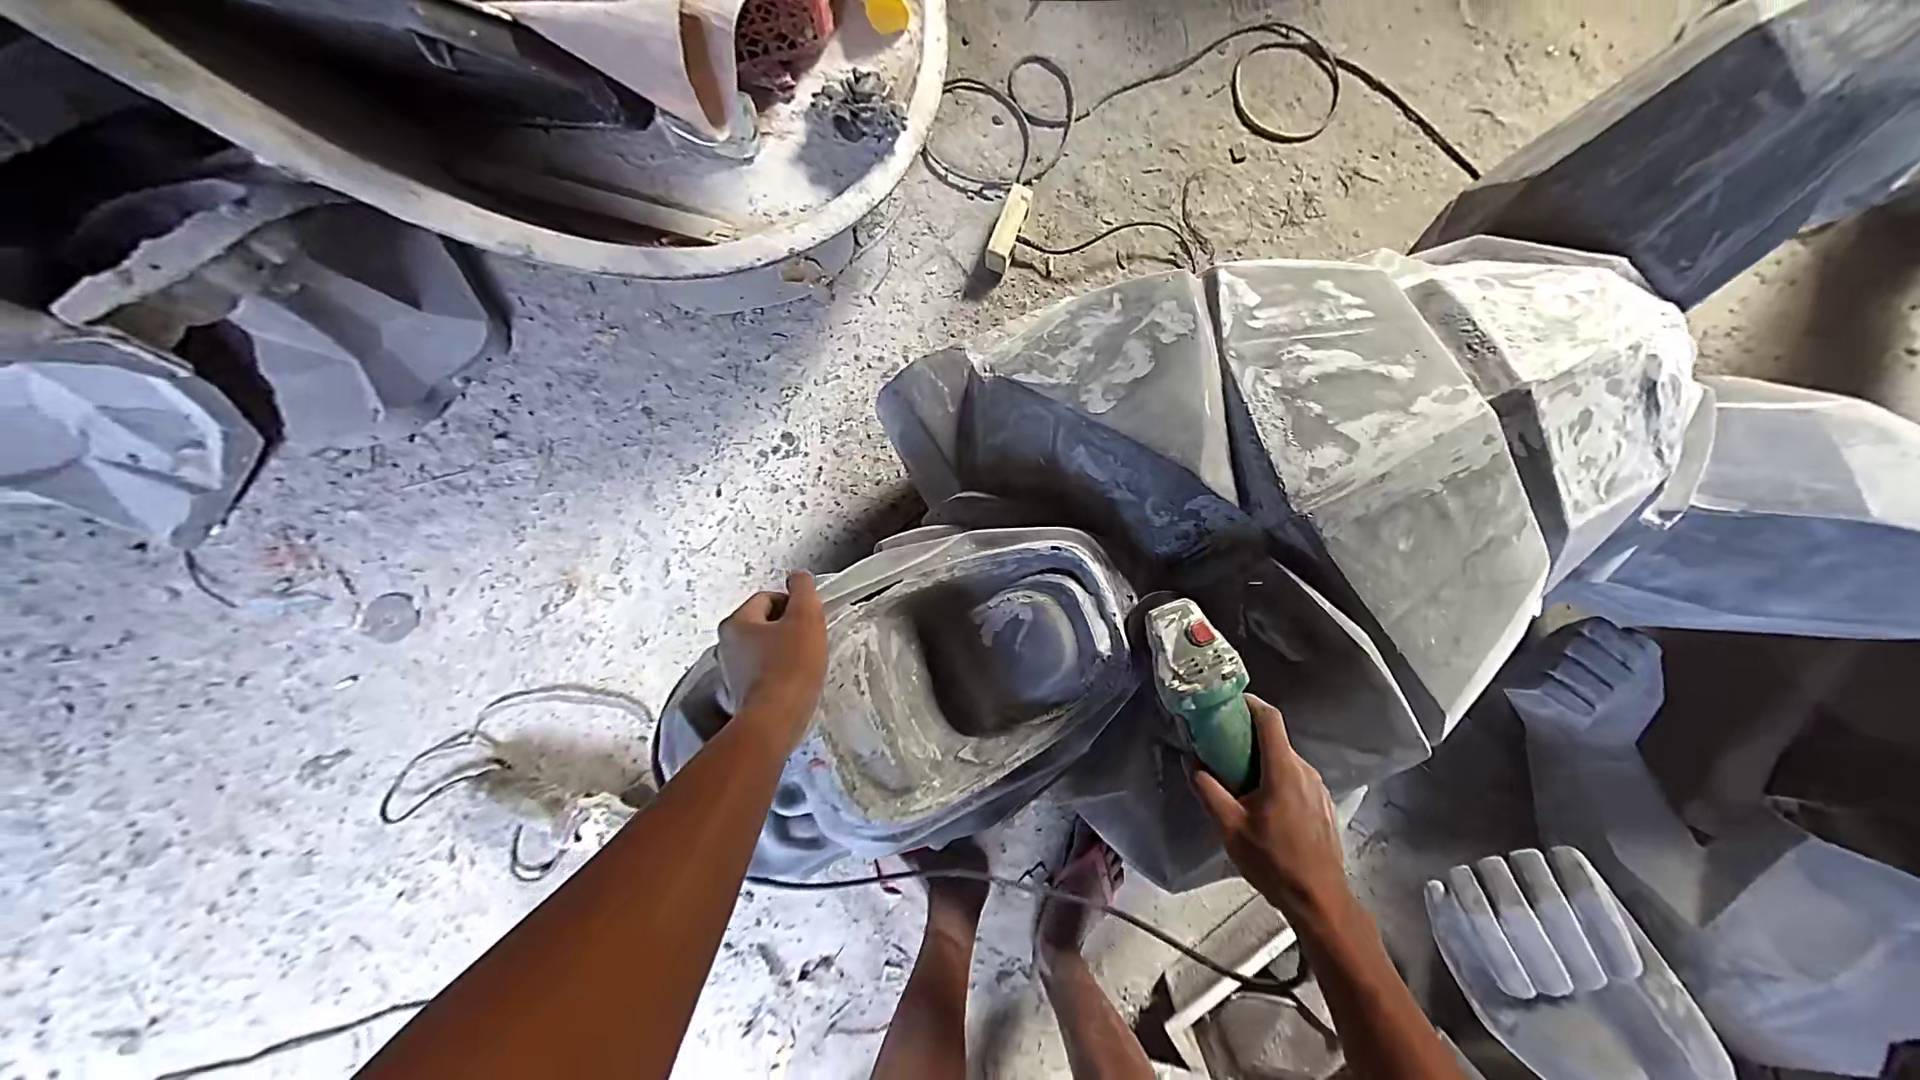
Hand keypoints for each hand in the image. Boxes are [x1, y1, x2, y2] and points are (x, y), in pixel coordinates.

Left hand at [717, 571, 827, 746]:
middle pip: (766, 624)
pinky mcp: (741, 695)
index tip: (809, 620)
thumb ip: (803, 590)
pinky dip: (779, 674)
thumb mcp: (805, 618)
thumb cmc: (790, 667)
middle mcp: (726, 646)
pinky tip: (794, 682)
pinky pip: (764, 673)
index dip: (793, 605)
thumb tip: (798, 577)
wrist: (776, 720)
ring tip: (804, 664)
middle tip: (809, 640)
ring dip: (785, 652)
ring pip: (765, 650)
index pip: (768, 598)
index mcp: (736, 623)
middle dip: (789, 629)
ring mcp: (731, 673)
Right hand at [1193, 694, 1350, 916]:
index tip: (1228, 701)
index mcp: (1283, 770)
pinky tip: (1260, 799)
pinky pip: (1295, 776)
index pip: (1270, 719)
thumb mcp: (1229, 826)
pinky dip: (1275, 775)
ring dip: (1261, 758)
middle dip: (1247, 735)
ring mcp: (1318, 788)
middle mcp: (1305, 771)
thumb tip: (1191, 760)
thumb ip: (1208, 789)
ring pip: (1285, 759)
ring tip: (1236, 774)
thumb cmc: (1273, 861)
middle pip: (1275, 738)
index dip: (1249, 703)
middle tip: (1220, 743)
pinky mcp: (1322, 804)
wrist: (1320, 900)